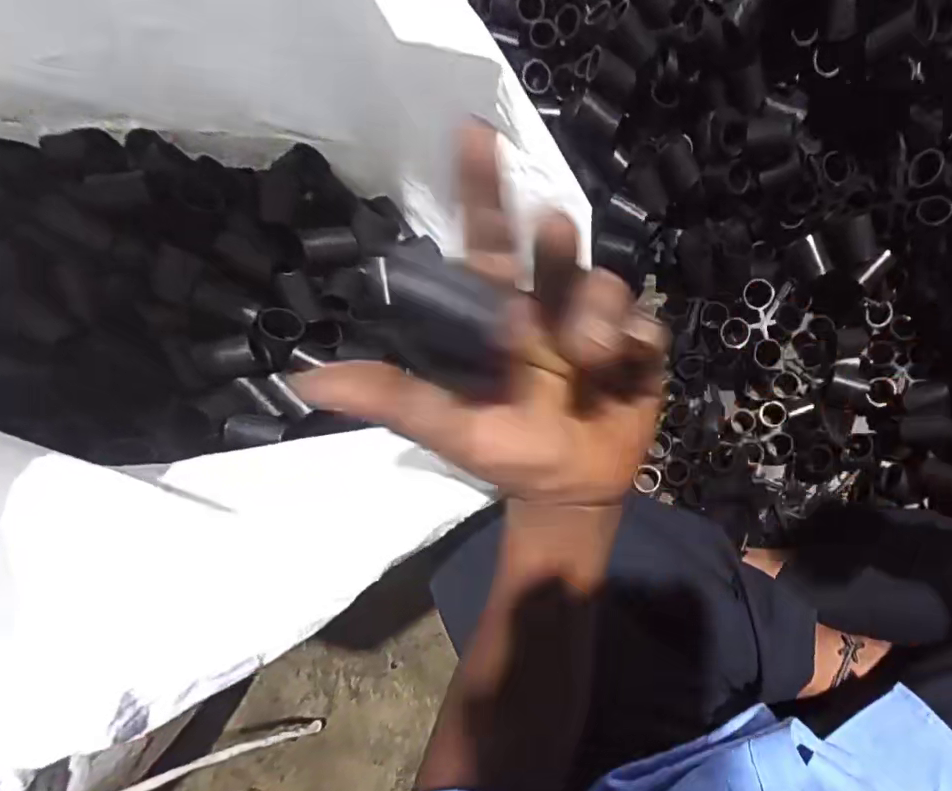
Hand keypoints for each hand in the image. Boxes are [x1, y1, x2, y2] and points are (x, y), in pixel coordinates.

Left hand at [291, 126, 665, 506]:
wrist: (571, 494)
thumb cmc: (510, 456)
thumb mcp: (450, 428)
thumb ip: (394, 398)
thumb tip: (306, 380)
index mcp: (503, 319)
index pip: (491, 246)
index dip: (483, 193)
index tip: (476, 135)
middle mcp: (550, 312)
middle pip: (555, 251)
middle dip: (555, 241)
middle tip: (552, 230)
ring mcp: (597, 330)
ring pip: (605, 285)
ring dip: (596, 312)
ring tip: (588, 356)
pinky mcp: (637, 353)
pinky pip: (646, 327)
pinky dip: (636, 340)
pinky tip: (624, 366)